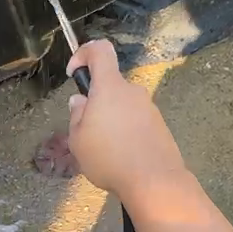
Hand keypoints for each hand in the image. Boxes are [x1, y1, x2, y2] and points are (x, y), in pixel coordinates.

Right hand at [65, 40, 187, 201]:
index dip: (83, 53)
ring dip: (110, 120)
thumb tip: (81, 101)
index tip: (73, 73)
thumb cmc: (109, 158)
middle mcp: (132, 91)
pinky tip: (120, 157)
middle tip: (86, 132)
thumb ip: (77, 115)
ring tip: (103, 150)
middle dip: (95, 103)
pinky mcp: (158, 125)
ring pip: (122, 106)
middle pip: (109, 86)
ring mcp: (148, 107)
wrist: (153, 180)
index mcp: (110, 87)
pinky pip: (135, 121)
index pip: (100, 50)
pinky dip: (124, 132)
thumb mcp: (78, 140)